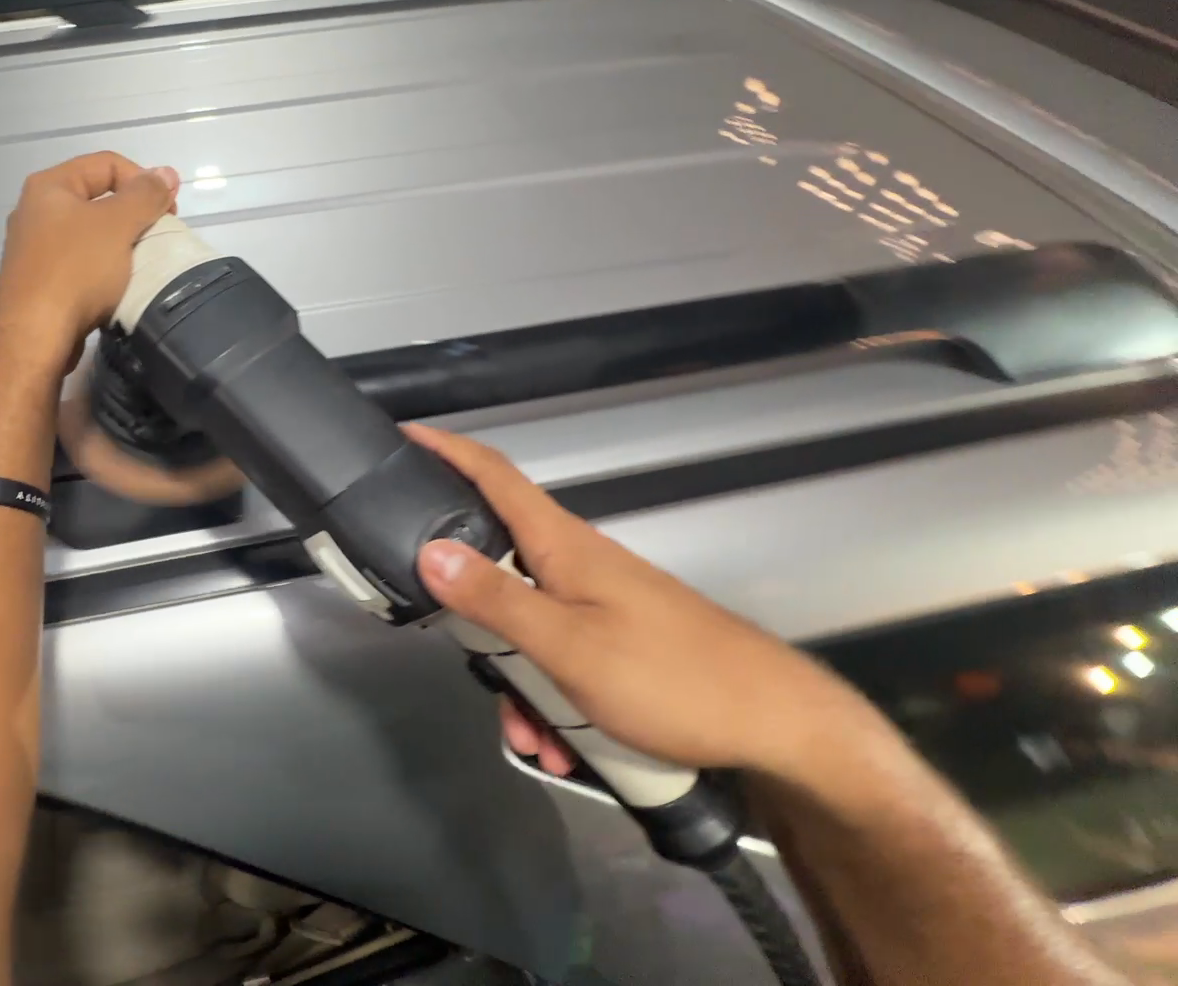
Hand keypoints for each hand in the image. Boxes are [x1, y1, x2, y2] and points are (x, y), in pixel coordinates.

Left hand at [0, 152, 179, 366]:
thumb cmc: (76, 271)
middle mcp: (35, 212)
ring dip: (121, 246)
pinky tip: (117, 289)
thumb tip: (167, 173)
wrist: (35, 336)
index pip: (107, 164)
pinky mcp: (39, 284)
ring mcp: (34, 250)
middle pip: (98, 200)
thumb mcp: (117, 225)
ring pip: (90, 235)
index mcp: (49, 187)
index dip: (144, 181)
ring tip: (142, 265)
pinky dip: (104, 271)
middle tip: (159, 239)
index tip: (169, 212)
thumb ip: (145, 196)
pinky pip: (80, 265)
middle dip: (134, 216)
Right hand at [406, 424, 884, 785]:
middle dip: (471, 618)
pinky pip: (556, 657)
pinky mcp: (612, 637)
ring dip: (516, 682)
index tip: (403, 437)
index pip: (495, 475)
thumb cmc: (672, 678)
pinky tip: (562, 745)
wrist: (779, 729)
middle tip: (464, 658)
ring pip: (523, 626)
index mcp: (562, 546)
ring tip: (533, 737)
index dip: (446, 450)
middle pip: (494, 564)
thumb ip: (495, 599)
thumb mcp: (568, 647)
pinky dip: (549, 699)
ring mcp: (595, 601)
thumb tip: (429, 551)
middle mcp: (574, 563)